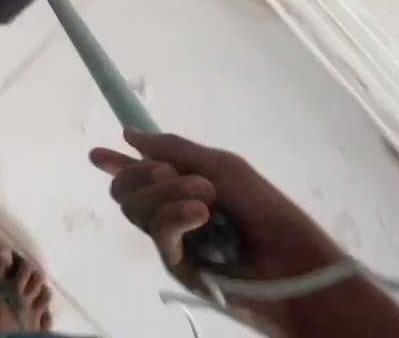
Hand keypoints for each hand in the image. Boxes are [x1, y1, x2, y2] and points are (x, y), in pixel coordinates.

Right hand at [90, 130, 345, 332]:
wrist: (301, 266)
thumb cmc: (269, 213)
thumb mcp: (224, 167)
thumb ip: (172, 147)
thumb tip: (127, 133)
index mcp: (179, 189)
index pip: (135, 174)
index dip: (113, 162)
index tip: (97, 154)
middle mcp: (168, 213)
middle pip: (123, 188)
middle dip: (140, 173)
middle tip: (169, 172)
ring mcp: (170, 240)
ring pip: (133, 206)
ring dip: (165, 193)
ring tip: (207, 199)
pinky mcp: (176, 264)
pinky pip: (157, 231)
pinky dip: (174, 215)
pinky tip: (200, 215)